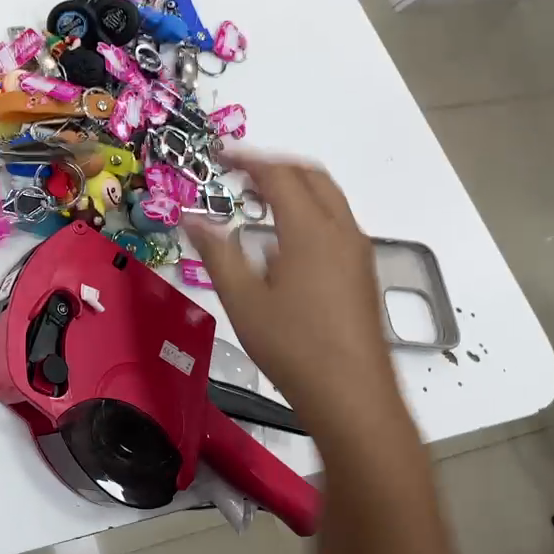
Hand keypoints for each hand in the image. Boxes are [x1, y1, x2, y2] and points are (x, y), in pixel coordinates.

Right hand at [182, 153, 395, 422]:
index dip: (247, 160)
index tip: (218, 156)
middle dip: (273, 165)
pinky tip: (281, 237)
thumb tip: (192, 219)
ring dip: (293, 186)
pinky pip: (336, 219)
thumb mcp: (241, 298)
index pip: (279, 175)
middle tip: (236, 172)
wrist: (353, 396)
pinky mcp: (362, 271)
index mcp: (311, 231)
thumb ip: (216, 251)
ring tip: (255, 198)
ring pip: (328, 197)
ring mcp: (357, 252)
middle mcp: (342, 231)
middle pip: (311, 176)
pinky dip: (308, 208)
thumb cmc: (291, 345)